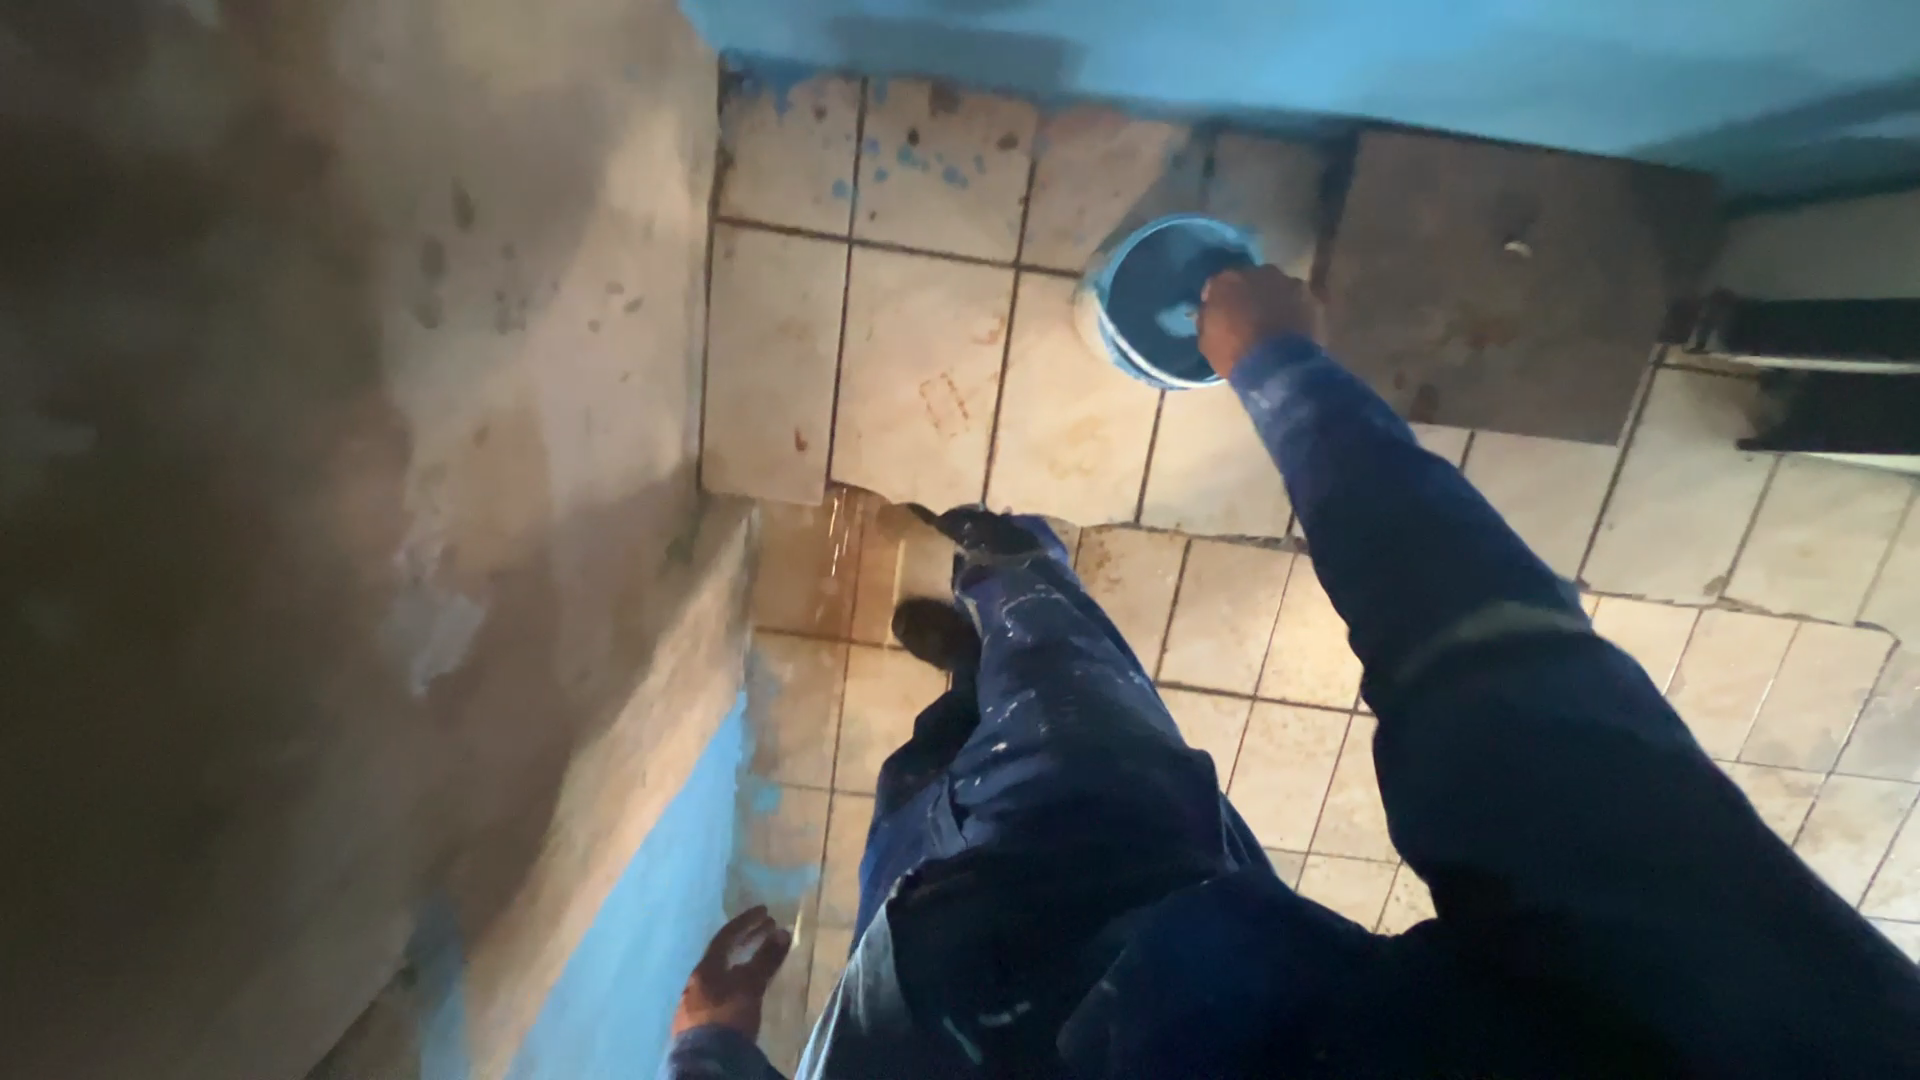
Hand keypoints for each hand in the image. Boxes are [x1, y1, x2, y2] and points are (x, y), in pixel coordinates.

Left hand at [671, 906, 792, 1038]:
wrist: (707, 1065)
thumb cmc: (728, 1016)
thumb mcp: (751, 985)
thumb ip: (766, 958)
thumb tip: (782, 931)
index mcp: (705, 969)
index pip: (726, 936)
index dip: (747, 921)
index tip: (765, 911)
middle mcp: (694, 983)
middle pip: (722, 955)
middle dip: (746, 940)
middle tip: (768, 930)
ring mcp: (692, 1006)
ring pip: (719, 976)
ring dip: (740, 963)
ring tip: (759, 960)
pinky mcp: (695, 1027)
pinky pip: (717, 994)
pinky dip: (733, 984)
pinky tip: (743, 991)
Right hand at [1197, 264, 1323, 377]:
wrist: (1277, 366)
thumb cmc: (1233, 353)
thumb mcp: (1206, 341)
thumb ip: (1207, 319)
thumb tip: (1209, 311)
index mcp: (1227, 280)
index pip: (1217, 284)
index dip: (1217, 299)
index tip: (1217, 314)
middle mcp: (1259, 272)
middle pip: (1249, 279)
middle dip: (1247, 294)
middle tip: (1246, 316)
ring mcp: (1288, 281)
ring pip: (1276, 287)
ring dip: (1272, 299)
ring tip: (1271, 322)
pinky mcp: (1311, 296)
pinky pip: (1296, 300)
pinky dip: (1292, 309)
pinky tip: (1289, 327)